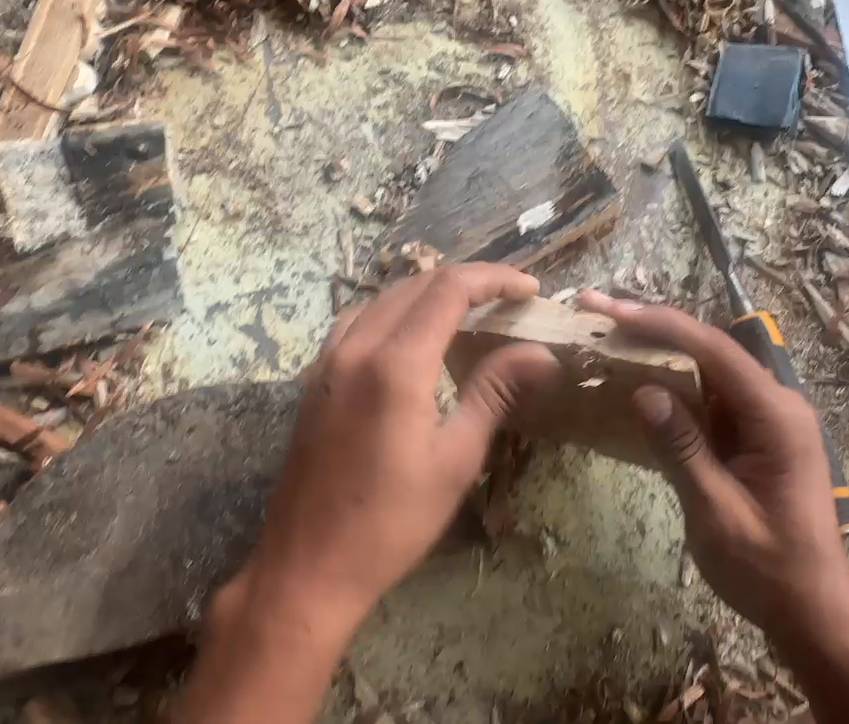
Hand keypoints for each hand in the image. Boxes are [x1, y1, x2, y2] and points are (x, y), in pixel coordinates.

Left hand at [183, 264, 559, 723]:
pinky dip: (394, 309)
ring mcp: (329, 360)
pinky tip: (412, 332)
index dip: (494, 279)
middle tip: (509, 298)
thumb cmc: (391, 522)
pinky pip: (358, 318)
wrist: (306, 568)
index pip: (450, 290)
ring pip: (385, 297)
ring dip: (429, 291)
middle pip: (418, 285)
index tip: (530, 291)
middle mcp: (358, 347)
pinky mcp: (315, 378)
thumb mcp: (455, 459)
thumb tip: (542, 353)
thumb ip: (495, 393)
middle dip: (468, 281)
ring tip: (470, 308)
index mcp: (396, 364)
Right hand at [579, 290, 848, 723]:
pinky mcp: (754, 434)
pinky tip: (637, 380)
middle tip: (599, 313)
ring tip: (609, 335)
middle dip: (654, 328)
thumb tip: (642, 390)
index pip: (714, 350)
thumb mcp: (717, 513)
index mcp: (776, 415)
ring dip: (660, 352)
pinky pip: (710, 397)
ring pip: (708, 369)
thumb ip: (681, 449)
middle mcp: (776, 403)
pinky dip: (673, 385)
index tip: (613, 312)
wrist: (812, 612)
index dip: (661, 325)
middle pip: (710, 350)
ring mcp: (767, 417)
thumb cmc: (768, 569)